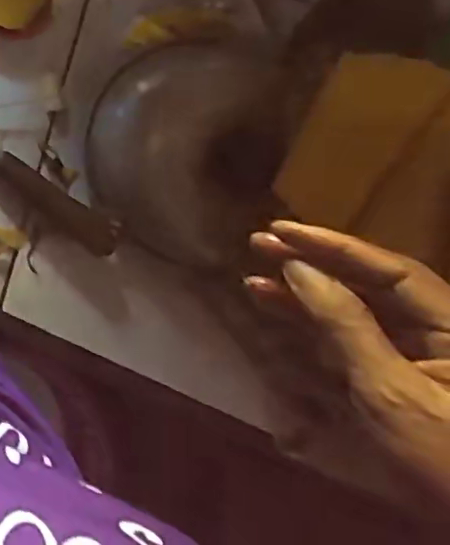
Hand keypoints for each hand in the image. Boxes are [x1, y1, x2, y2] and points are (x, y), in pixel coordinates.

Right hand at [246, 220, 449, 506]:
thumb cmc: (447, 458)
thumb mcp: (391, 392)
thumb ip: (345, 324)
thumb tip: (298, 267)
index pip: (400, 275)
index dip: (339, 247)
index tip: (280, 229)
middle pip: (383, 287)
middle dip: (319, 262)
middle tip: (260, 241)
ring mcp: (431, 360)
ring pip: (365, 309)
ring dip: (307, 288)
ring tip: (256, 271)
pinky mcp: (407, 377)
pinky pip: (357, 334)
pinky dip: (313, 316)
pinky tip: (272, 300)